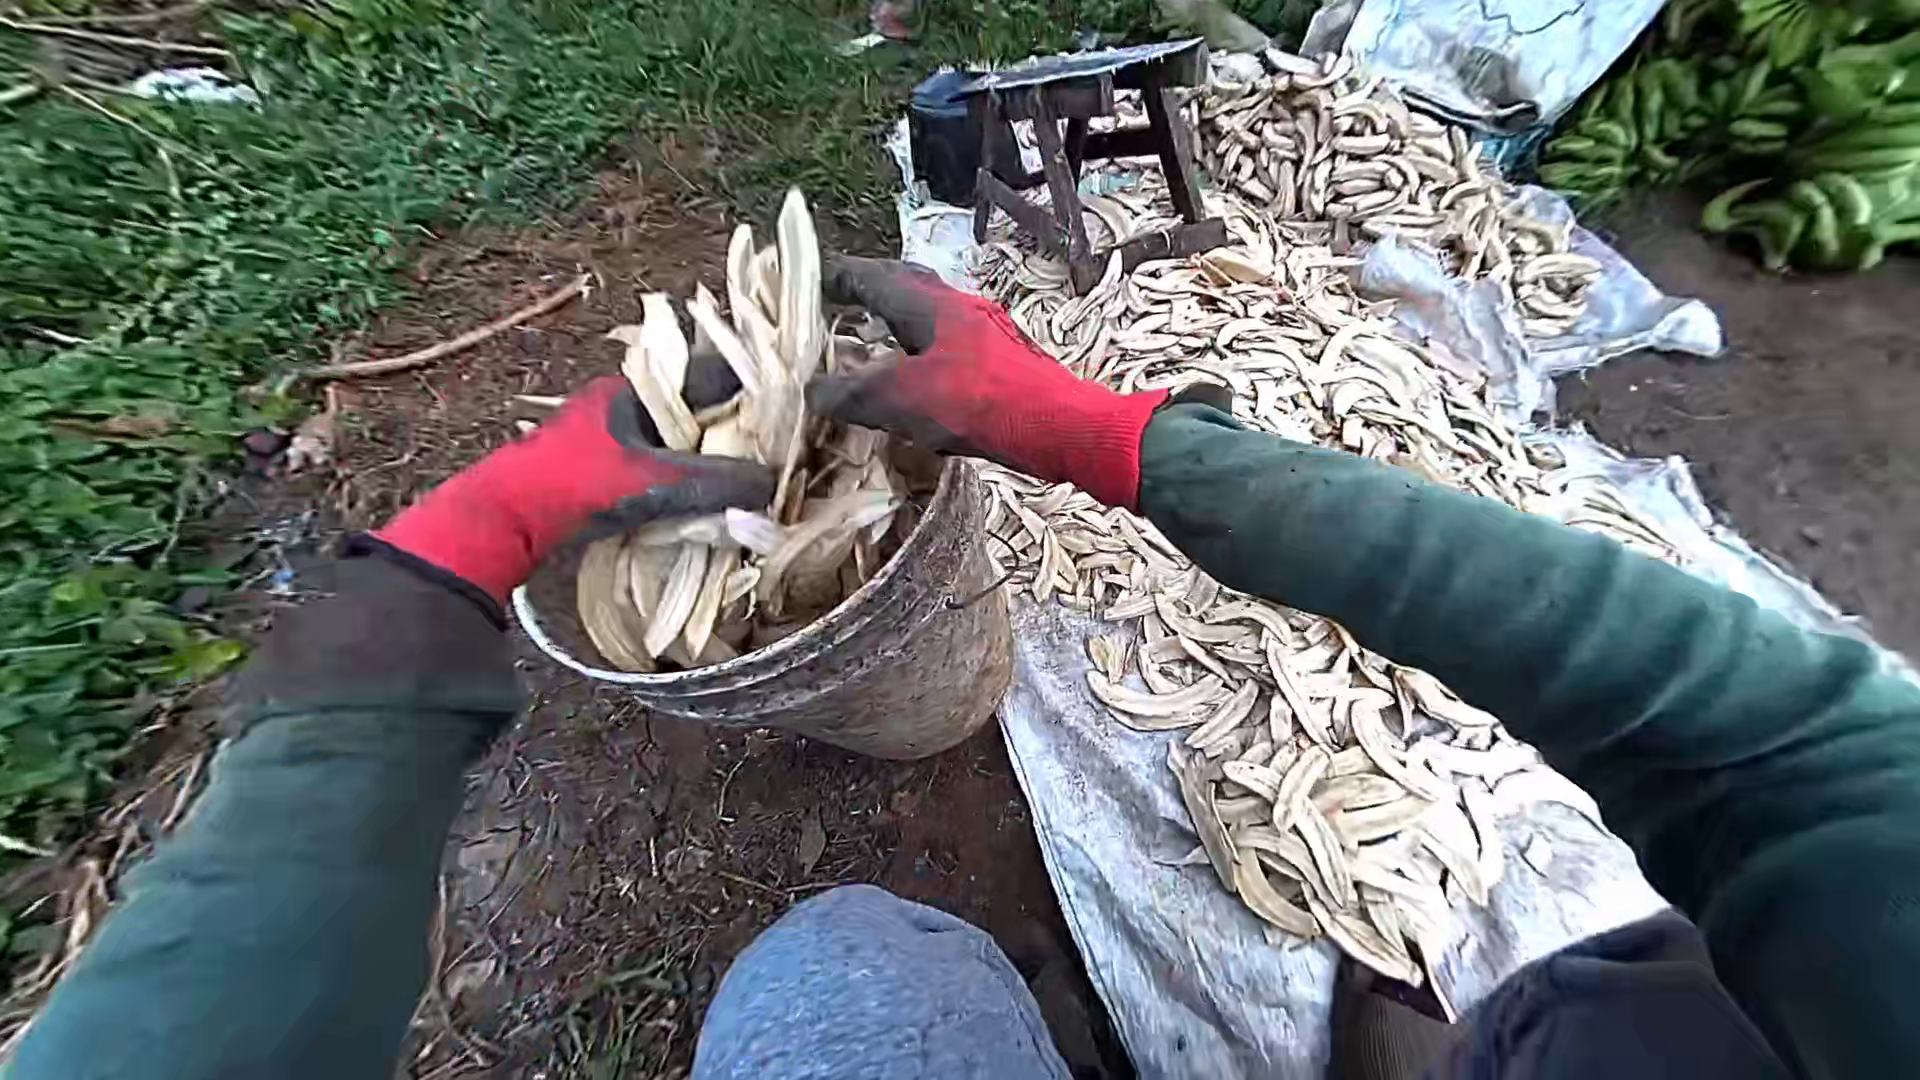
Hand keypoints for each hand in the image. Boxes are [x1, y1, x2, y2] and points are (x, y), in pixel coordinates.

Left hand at [376, 372, 773, 603]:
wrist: (505, 518)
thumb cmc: (577, 484)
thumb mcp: (653, 481)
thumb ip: (713, 480)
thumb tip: (771, 484)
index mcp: (639, 390)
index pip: (709, 376)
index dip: (750, 390)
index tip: (785, 411)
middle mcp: (631, 405)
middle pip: (700, 408)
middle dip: (737, 427)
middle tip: (773, 450)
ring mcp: (619, 435)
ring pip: (685, 436)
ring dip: (714, 452)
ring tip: (749, 472)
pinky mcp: (613, 465)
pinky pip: (668, 460)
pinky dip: (692, 472)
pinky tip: (711, 491)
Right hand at [807, 256, 1167, 509]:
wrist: (1060, 426)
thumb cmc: (981, 404)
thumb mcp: (905, 400)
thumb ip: (854, 393)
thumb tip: (813, 391)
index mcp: (929, 304)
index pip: (873, 276)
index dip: (839, 277)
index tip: (812, 278)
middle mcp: (957, 306)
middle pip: (904, 285)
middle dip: (869, 289)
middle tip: (842, 300)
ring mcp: (984, 330)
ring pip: (929, 314)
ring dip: (898, 320)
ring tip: (875, 336)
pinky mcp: (1000, 358)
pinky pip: (947, 342)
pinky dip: (921, 349)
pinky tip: (919, 373)